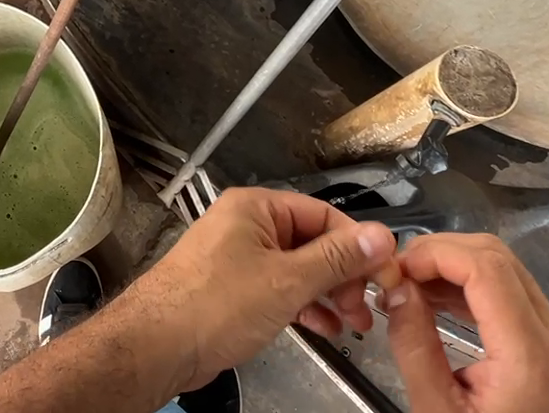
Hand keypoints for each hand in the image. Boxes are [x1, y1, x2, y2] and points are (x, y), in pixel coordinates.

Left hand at [111, 188, 397, 391]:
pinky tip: (326, 329)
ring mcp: (239, 255)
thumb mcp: (286, 281)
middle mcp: (247, 224)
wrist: (161, 341)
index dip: (358, 245)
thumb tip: (382, 234)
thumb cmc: (219, 302)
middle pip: (311, 241)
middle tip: (368, 311)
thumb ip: (336, 259)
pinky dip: (305, 305)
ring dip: (329, 294)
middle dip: (344, 275)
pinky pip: (280, 287)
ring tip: (356, 326)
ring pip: (298, 268)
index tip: (387, 279)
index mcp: (255, 207)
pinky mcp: (235, 285)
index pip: (322, 214)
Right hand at [383, 233, 548, 412]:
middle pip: (498, 257)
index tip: (395, 271)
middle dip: (440, 252)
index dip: (433, 253)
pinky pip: (514, 294)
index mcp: (532, 358)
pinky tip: (438, 304)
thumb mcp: (436, 410)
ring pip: (506, 269)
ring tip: (411, 289)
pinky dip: (472, 286)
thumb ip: (413, 341)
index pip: (485, 267)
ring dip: (454, 266)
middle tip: (399, 276)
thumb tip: (396, 284)